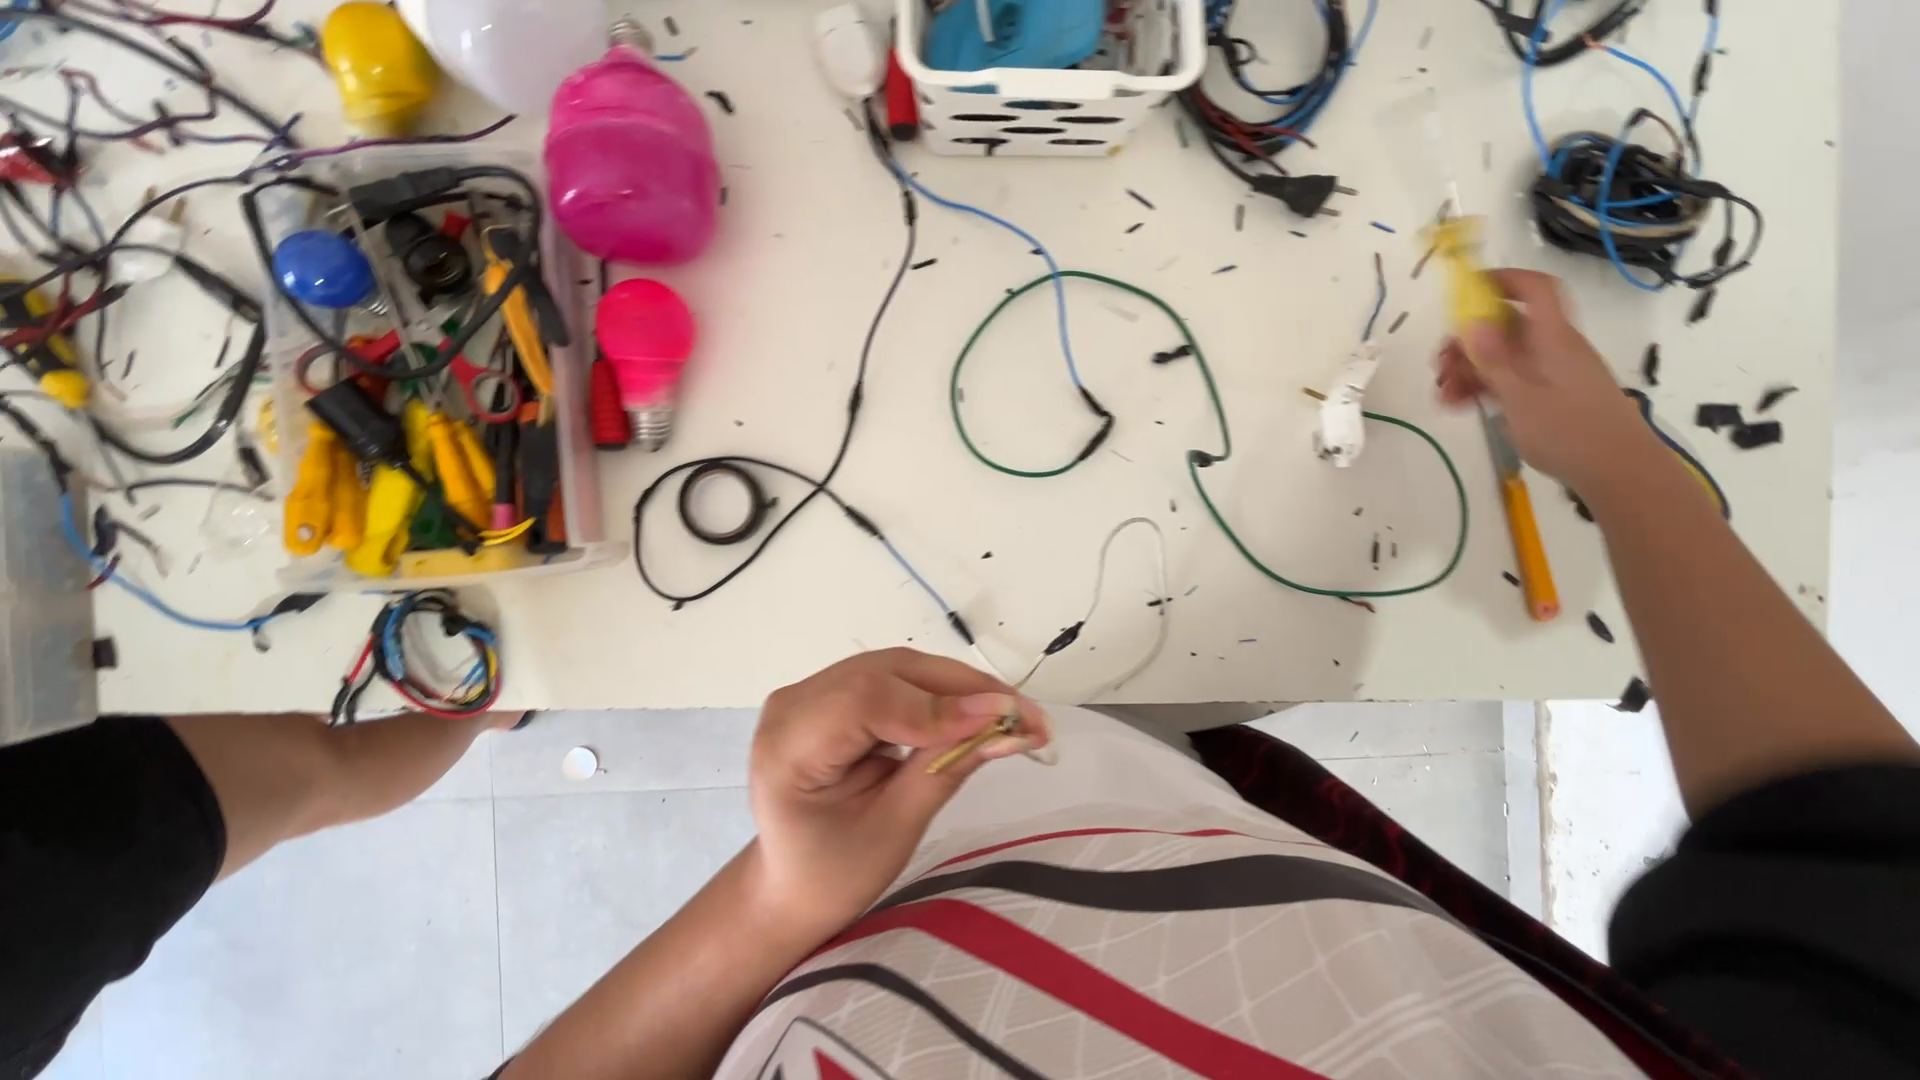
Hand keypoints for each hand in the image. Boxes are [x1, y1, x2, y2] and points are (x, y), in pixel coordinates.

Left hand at [746, 648, 1051, 935]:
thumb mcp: (893, 830)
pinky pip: (893, 680)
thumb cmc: (834, 876)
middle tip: (1027, 716)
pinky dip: (938, 693)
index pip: (866, 699)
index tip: (1005, 721)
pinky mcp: (832, 695)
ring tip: (1012, 714)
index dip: (939, 706)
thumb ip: (945, 770)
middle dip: (962, 689)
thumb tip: (1009, 727)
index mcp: (788, 745)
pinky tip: (976, 711)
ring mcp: (810, 694)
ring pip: (896, 669)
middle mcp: (792, 704)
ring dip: (957, 687)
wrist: (790, 888)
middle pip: (886, 673)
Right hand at [1435, 269, 1659, 493]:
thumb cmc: (1569, 431)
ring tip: (1445, 396)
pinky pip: (1511, 378)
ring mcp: (1552, 372)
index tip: (1464, 291)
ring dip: (1469, 370)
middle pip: (1507, 326)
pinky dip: (1485, 386)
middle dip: (1467, 341)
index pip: (1533, 289)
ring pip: (1503, 356)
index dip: (1502, 280)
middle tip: (1440, 366)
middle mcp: (1554, 347)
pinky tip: (1462, 405)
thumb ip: (1494, 359)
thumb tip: (1470, 321)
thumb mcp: (1521, 396)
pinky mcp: (1550, 394)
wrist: (1618, 471)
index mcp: (1552, 338)